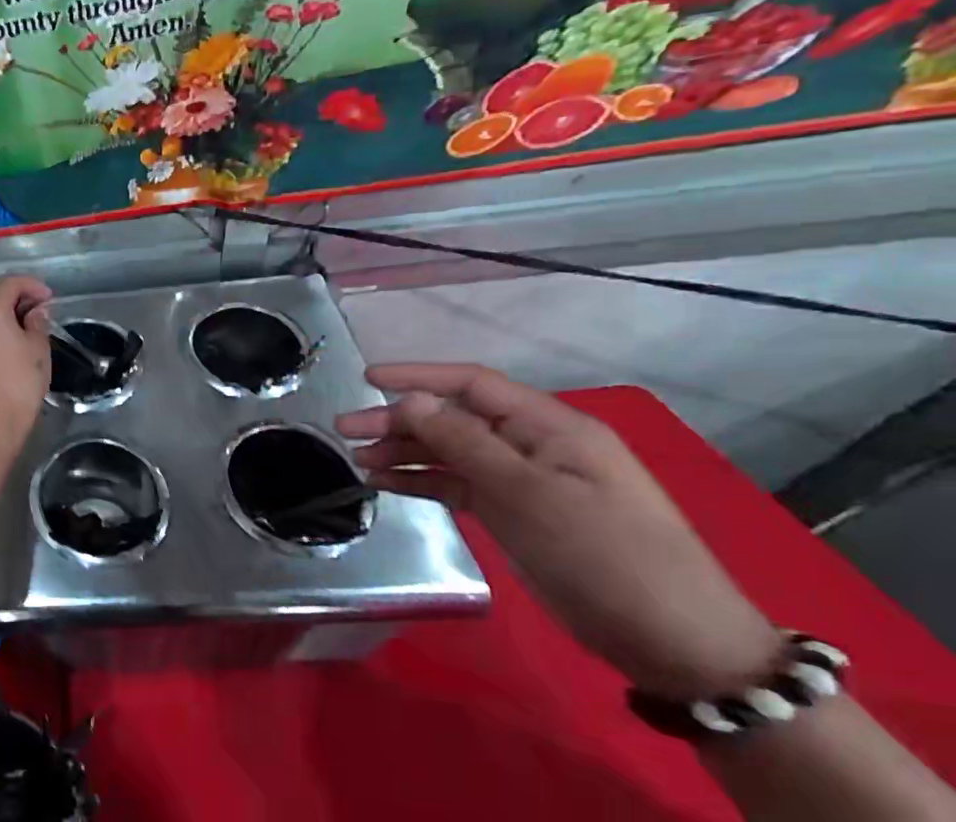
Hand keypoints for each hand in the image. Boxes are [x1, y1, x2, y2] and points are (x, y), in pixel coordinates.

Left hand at [0, 276, 50, 449]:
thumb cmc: (19, 380)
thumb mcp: (38, 346)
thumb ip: (38, 321)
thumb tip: (36, 311)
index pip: (12, 283)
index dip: (34, 287)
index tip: (51, 299)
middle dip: (20, 297)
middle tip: (44, 309)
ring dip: (8, 311)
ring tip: (33, 323)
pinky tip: (16, 335)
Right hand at [337, 364, 782, 699]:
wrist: (673, 641)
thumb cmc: (605, 556)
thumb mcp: (529, 495)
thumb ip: (465, 443)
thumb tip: (412, 400)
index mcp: (550, 426)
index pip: (472, 385)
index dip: (418, 377)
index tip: (366, 377)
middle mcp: (534, 445)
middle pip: (454, 419)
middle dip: (399, 420)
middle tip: (345, 430)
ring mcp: (525, 481)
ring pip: (451, 452)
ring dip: (404, 452)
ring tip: (357, 460)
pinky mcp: (517, 514)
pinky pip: (459, 485)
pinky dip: (422, 482)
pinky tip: (384, 484)